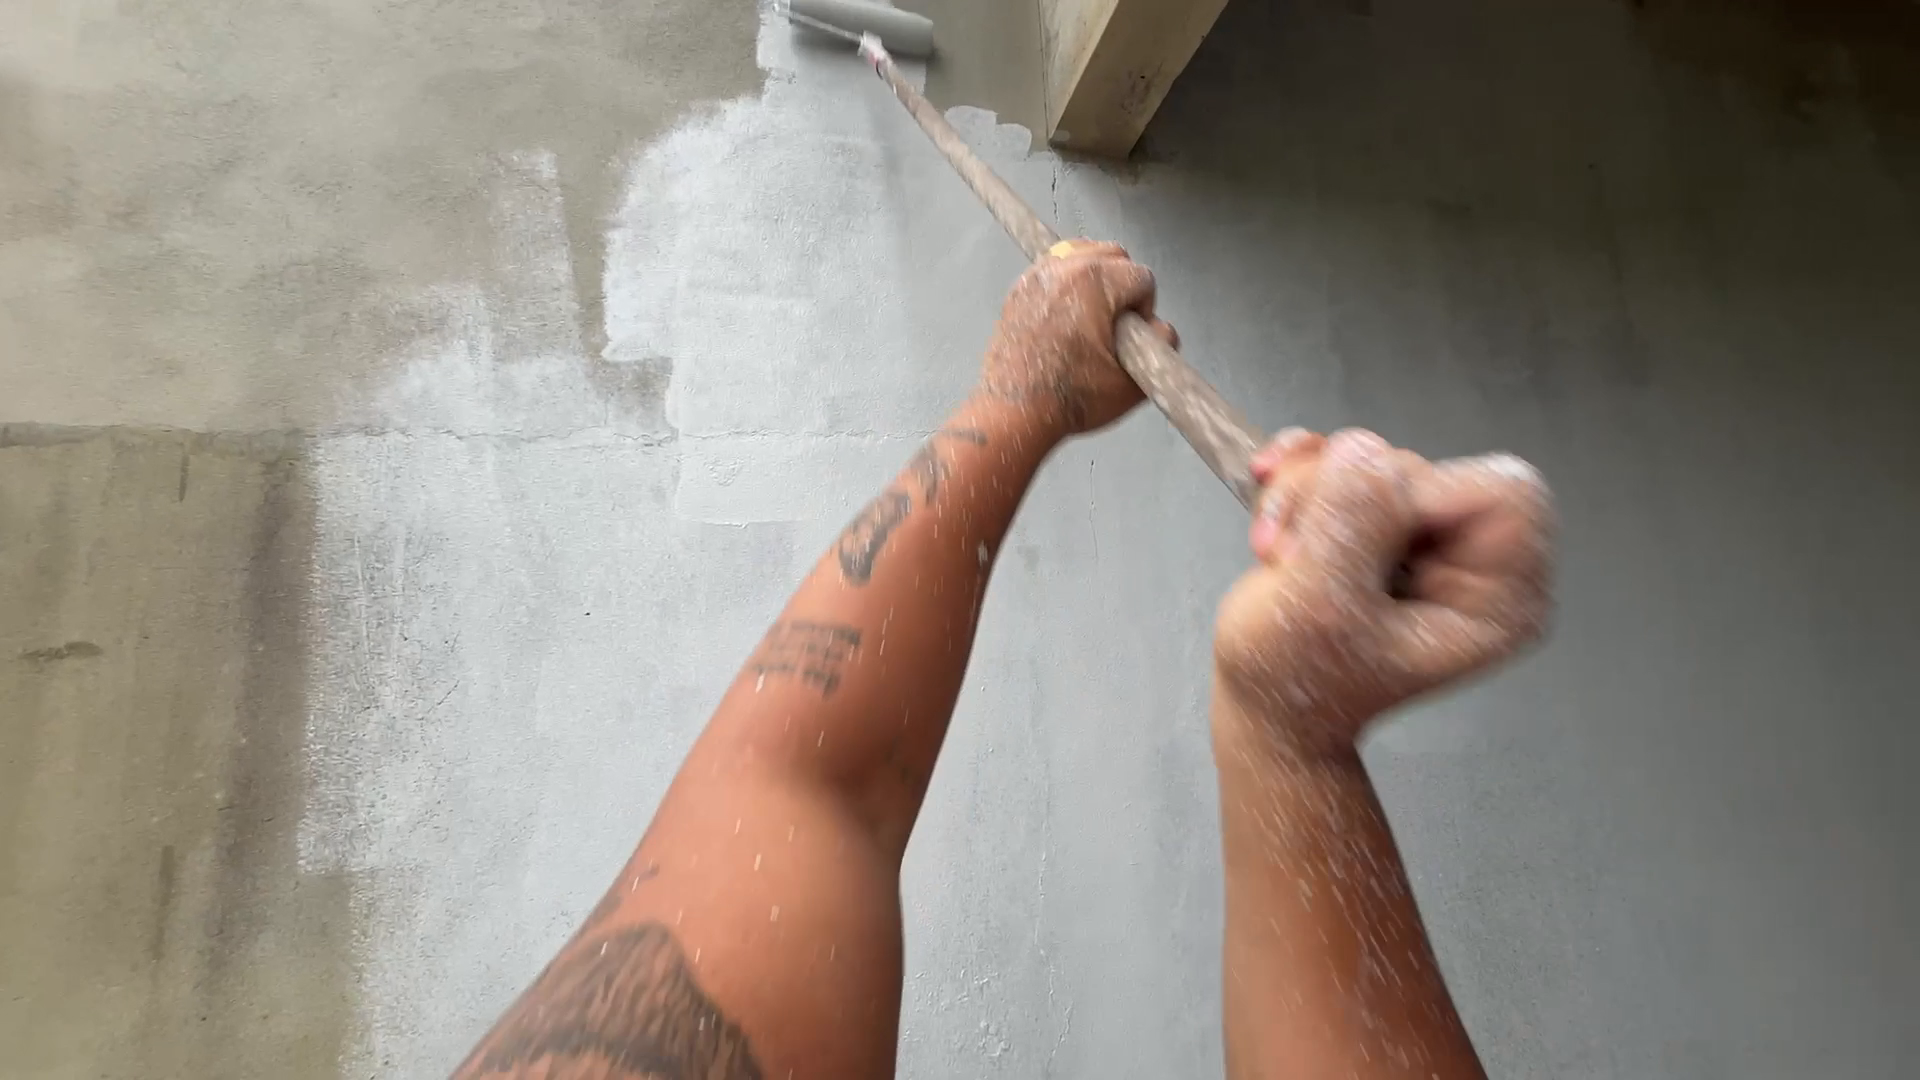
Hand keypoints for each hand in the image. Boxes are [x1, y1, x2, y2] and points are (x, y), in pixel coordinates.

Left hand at [979, 240, 1176, 435]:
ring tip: (1092, 316)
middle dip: (1122, 285)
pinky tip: (1066, 315)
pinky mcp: (1018, 290)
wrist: (1015, 411)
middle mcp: (1065, 268)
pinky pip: (1052, 270)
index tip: (1132, 335)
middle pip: (1113, 255)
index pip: (1142, 277)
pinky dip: (1065, 284)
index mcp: (1096, 281)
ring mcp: (1037, 275)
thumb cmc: (1069, 398)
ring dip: (1095, 279)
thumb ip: (1161, 345)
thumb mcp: (1133, 381)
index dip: (1144, 309)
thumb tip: (1158, 328)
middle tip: (1115, 323)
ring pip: (1081, 255)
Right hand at [1213, 428, 1554, 754]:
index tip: (1340, 535)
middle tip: (1284, 553)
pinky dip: (1296, 467)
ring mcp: (1419, 536)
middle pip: (1417, 470)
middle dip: (1331, 499)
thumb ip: (1349, 528)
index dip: (1415, 494)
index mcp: (1497, 596)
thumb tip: (1362, 448)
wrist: (1263, 703)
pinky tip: (1263, 480)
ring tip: (1271, 551)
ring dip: (1300, 494)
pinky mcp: (1372, 519)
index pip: (1497, 493)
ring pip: (1367, 462)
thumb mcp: (1320, 610)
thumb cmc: (1294, 679)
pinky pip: (1342, 460)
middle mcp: (1470, 558)